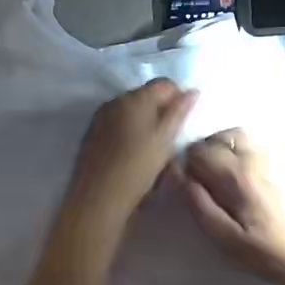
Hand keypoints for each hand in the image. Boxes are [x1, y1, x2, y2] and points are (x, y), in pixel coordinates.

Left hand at [64, 79, 198, 224]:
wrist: (98, 199)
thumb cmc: (137, 169)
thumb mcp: (165, 141)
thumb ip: (179, 112)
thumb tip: (193, 91)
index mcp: (135, 98)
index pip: (165, 84)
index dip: (180, 98)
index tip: (186, 121)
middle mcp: (115, 101)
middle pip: (146, 96)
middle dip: (161, 110)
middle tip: (172, 138)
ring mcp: (100, 117)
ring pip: (131, 111)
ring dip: (145, 122)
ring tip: (153, 149)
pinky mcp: (91, 135)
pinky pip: (116, 125)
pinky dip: (128, 133)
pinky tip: (132, 155)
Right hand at [176, 127, 284, 284]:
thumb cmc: (265, 252)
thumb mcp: (224, 237)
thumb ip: (198, 203)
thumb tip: (180, 176)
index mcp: (236, 174)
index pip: (198, 151)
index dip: (186, 165)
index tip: (187, 183)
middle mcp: (255, 157)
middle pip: (218, 136)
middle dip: (204, 152)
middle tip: (203, 179)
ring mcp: (275, 156)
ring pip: (239, 135)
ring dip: (224, 146)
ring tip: (222, 172)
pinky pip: (258, 142)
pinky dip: (243, 149)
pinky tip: (245, 173)